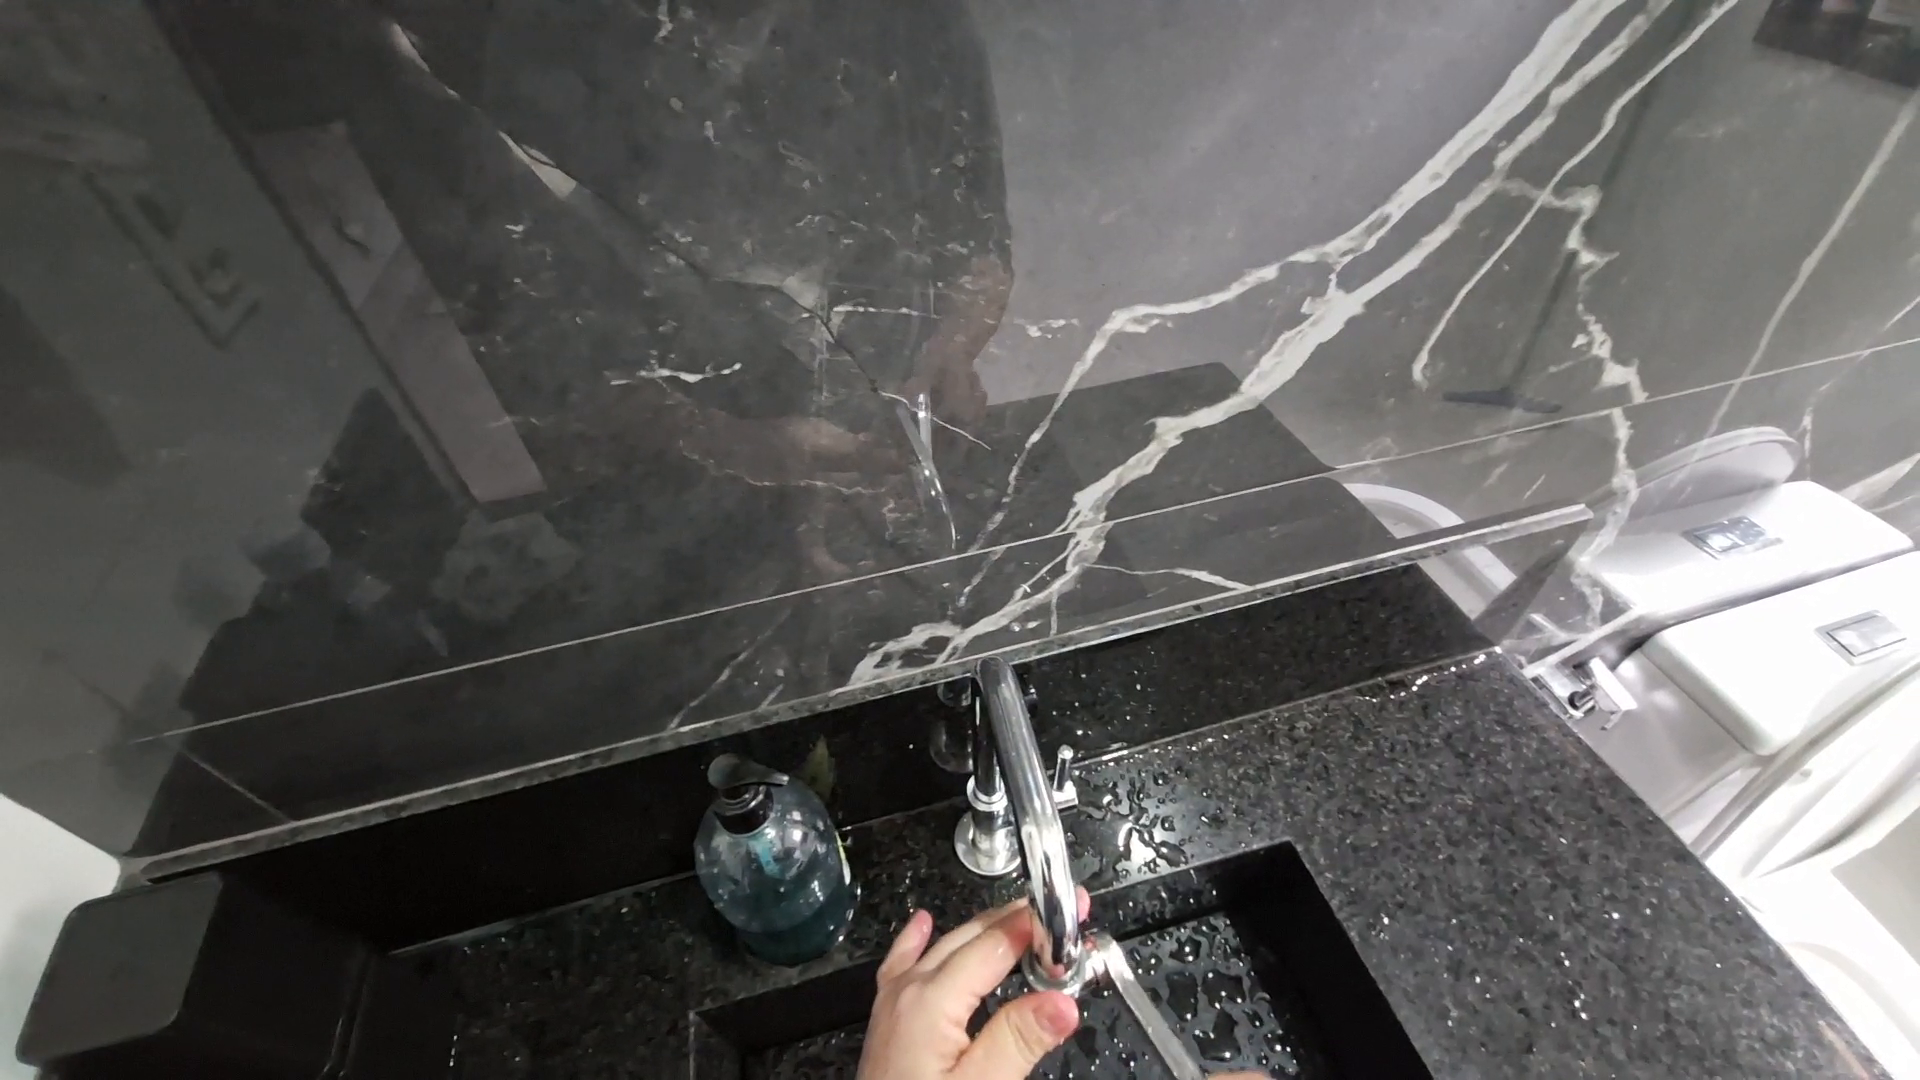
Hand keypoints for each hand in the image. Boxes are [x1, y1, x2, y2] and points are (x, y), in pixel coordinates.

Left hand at [856, 892, 1088, 1079]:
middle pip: (971, 936)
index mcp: (932, 999)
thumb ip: (1017, 1042)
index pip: (994, 944)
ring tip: (1021, 917)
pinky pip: (903, 962)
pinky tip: (925, 923)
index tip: (1072, 909)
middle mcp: (910, 987)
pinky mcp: (887, 1018)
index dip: (1035, 925)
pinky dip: (921, 939)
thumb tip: (1064, 1002)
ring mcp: (893, 1000)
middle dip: (1017, 920)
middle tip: (1058, 912)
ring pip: (945, 944)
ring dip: (985, 928)